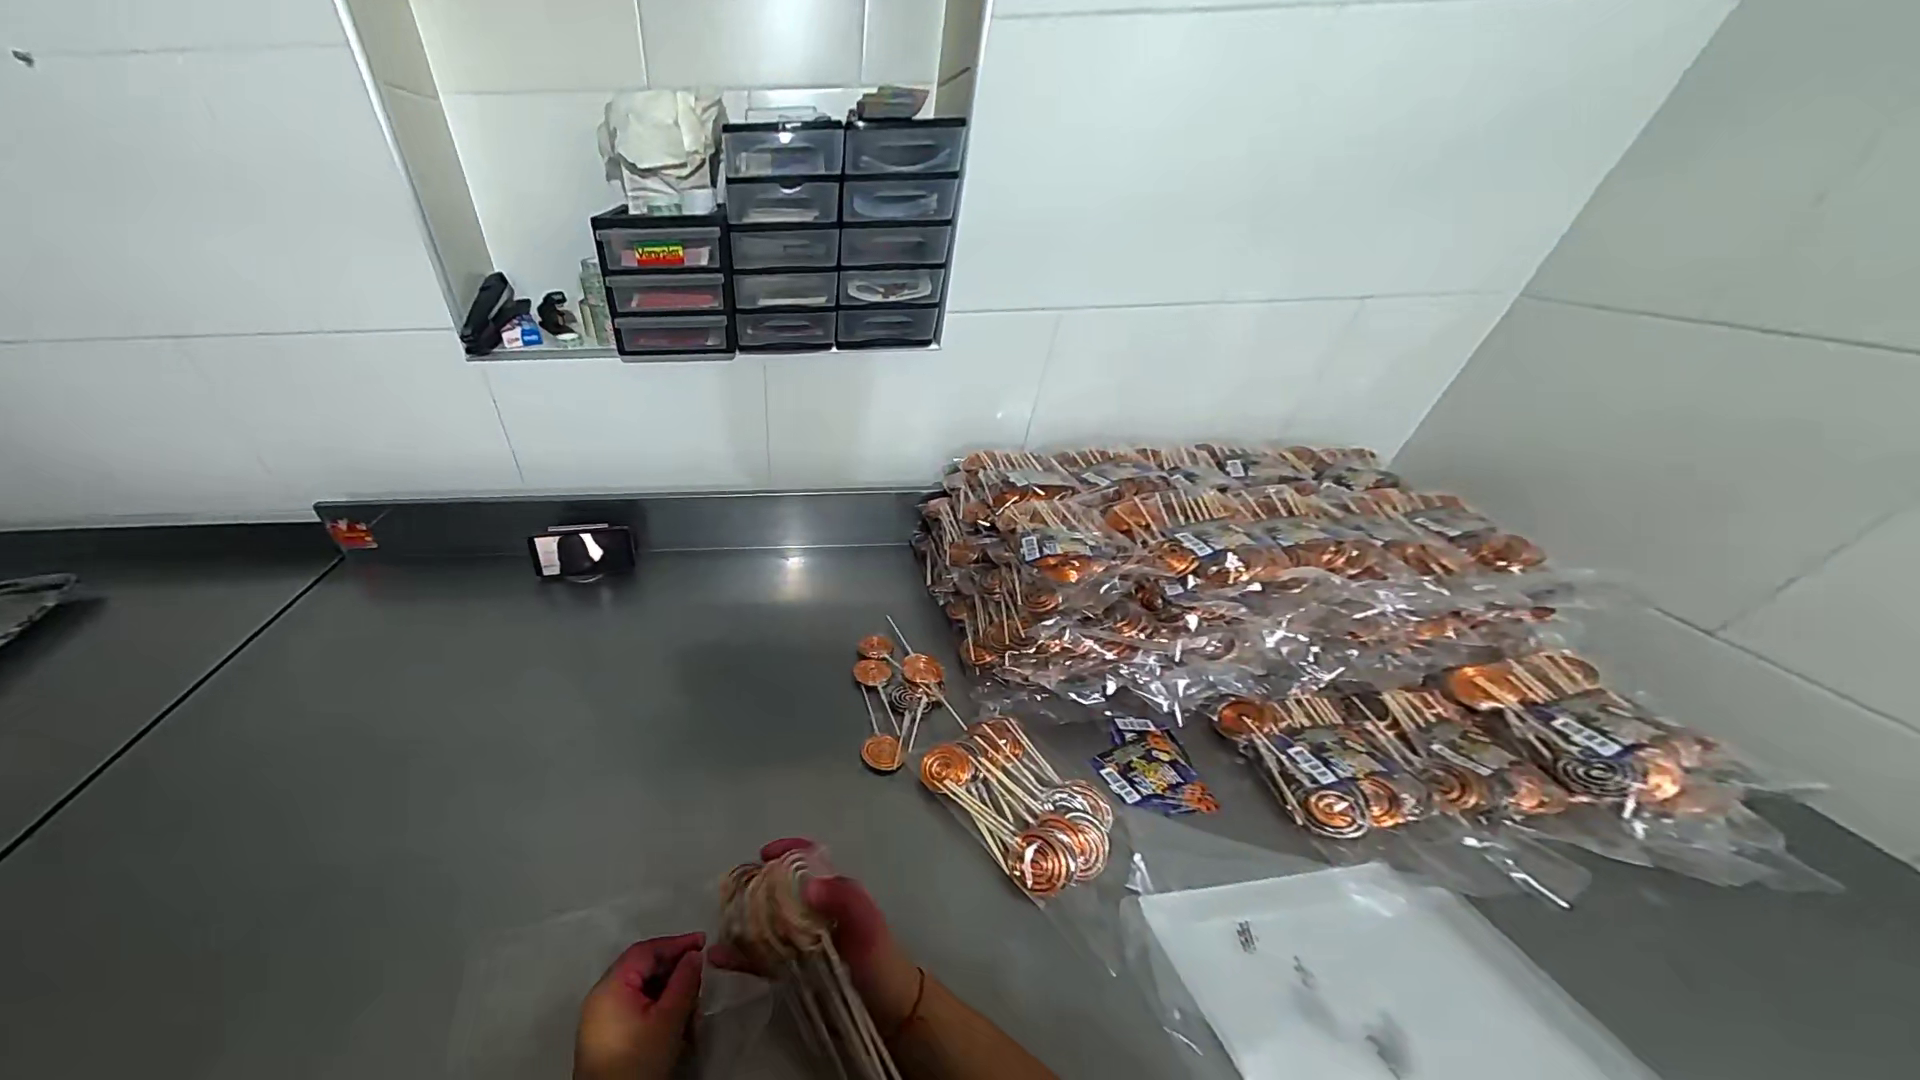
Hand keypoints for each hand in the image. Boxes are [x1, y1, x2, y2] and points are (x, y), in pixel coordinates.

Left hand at [573, 932, 704, 1079]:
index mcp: (611, 987)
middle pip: (640, 966)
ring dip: (665, 984)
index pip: (646, 950)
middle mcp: (599, 996)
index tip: (703, 942)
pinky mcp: (602, 1034)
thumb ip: (685, 981)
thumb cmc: (639, 1060)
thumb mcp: (669, 1018)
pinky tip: (672, 1012)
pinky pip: (631, 1003)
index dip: (676, 943)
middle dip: (672, 964)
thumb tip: (695, 956)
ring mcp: (598, 1017)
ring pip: (637, 985)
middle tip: (698, 966)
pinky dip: (654, 1000)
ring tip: (689, 991)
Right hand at [711, 838, 923, 1029]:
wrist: (888, 1013)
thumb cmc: (879, 962)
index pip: (809, 860)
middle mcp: (817, 910)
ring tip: (721, 922)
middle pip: (781, 888)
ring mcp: (803, 939)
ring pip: (767, 920)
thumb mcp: (869, 925)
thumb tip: (809, 884)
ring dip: (744, 918)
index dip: (788, 851)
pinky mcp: (793, 968)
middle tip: (732, 893)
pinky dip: (741, 953)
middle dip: (756, 885)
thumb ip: (846, 898)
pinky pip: (762, 955)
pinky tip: (720, 956)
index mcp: (835, 892)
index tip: (763, 854)